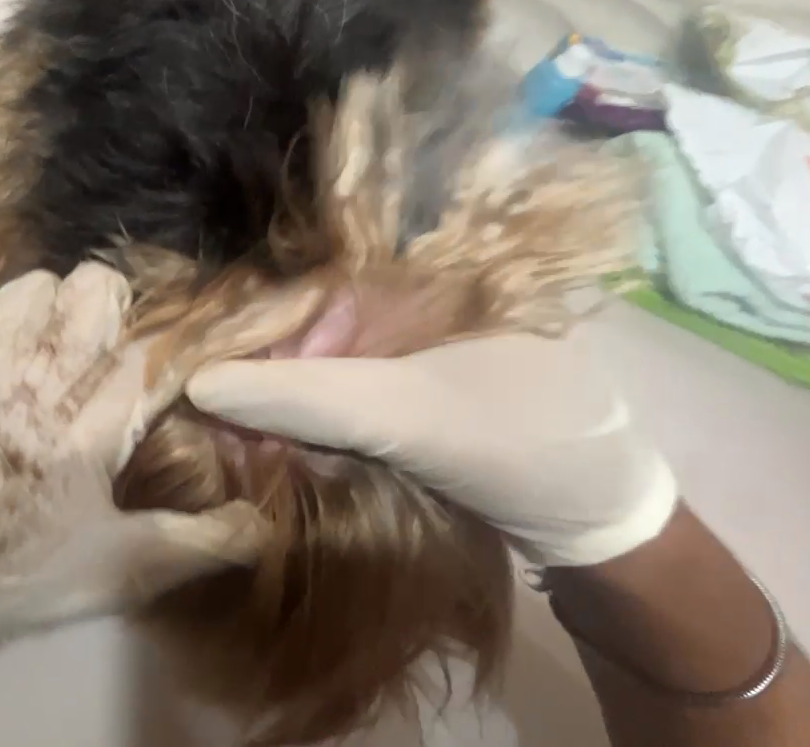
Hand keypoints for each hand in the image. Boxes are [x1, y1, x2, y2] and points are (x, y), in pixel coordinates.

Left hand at [0, 264, 263, 739]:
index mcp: (84, 434)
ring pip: (40, 283)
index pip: (158, 354)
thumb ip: (196, 543)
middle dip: (113, 314)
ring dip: (53, 313)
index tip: (198, 336)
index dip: (191, 336)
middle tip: (100, 355)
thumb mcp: (112, 574)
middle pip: (98, 291)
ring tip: (43, 356)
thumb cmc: (8, 576)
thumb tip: (263, 518)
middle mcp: (32, 380)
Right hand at [186, 321, 677, 567]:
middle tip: (215, 412)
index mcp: (422, 274)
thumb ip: (305, 395)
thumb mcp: (408, 415)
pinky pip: (345, 393)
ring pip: (324, 361)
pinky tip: (281, 440)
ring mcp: (415, 349)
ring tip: (238, 430)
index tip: (207, 367)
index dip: (255, 322)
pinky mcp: (414, 394)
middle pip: (314, 322)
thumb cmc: (522, 448)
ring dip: (282, 399)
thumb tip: (199, 381)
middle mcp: (414, 300)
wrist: (611, 535)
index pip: (314, 281)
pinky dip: (311, 418)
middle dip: (265, 368)